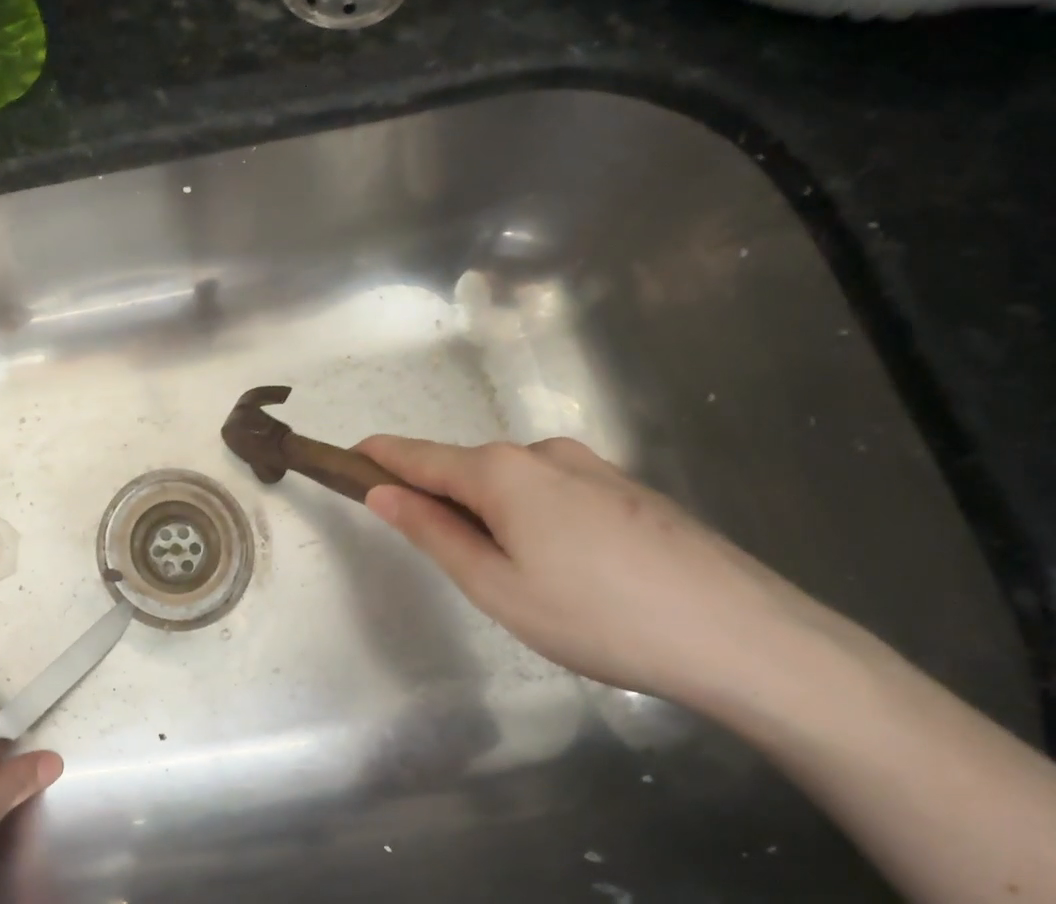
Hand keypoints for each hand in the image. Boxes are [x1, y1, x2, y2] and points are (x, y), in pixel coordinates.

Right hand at [356, 435, 855, 706]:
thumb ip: (432, 533)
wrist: (747, 638)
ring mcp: (594, 468)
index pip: (417, 454)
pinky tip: (573, 572)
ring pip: (516, 483)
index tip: (345, 460)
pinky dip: (537, 518)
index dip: (377, 457)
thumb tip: (382, 492)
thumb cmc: (599, 618)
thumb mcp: (496, 587)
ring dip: (493, 513)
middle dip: (440, 498)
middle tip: (445, 559)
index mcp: (501, 472)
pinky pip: (557, 493)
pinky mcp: (632, 490)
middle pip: (467, 468)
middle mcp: (543, 453)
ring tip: (519, 580)